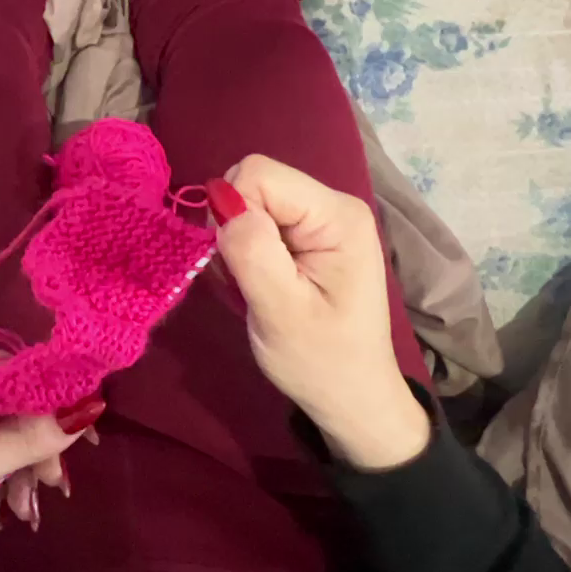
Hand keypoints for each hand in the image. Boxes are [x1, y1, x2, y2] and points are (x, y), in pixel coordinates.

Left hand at [0, 350, 93, 571]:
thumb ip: (24, 438)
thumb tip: (89, 407)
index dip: (43, 393)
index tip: (85, 423)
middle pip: (2, 403)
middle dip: (32, 443)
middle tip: (59, 480)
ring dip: (19, 470)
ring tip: (30, 508)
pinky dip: (0, 483)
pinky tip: (9, 514)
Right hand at [206, 156, 429, 469]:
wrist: (351, 397)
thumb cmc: (321, 361)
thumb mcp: (281, 313)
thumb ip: (252, 252)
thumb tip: (220, 199)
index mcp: (336, 215)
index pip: (258, 174)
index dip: (232, 211)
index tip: (239, 261)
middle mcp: (331, 204)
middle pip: (253, 182)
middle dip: (232, 226)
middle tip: (246, 277)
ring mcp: (319, 218)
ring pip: (249, 201)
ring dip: (236, 241)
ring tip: (254, 285)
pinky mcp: (306, 235)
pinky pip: (256, 220)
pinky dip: (243, 249)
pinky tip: (258, 282)